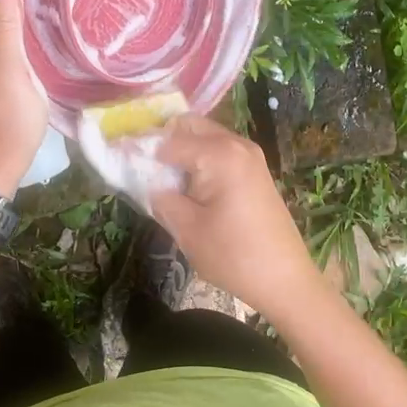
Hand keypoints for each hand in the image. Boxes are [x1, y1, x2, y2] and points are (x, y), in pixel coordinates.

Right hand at [148, 115, 323, 315]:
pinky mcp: (255, 171)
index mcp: (219, 154)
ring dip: (181, 150)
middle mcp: (237, 144)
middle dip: (162, 142)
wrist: (286, 280)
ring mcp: (250, 156)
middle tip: (141, 169)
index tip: (120, 165)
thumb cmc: (234, 256)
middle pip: (188, 126)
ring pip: (204, 137)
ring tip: (162, 181)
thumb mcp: (186, 229)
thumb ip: (160, 197)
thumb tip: (144, 180)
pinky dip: (199, 160)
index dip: (141, 151)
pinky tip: (188, 187)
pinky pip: (219, 151)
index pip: (167, 140)